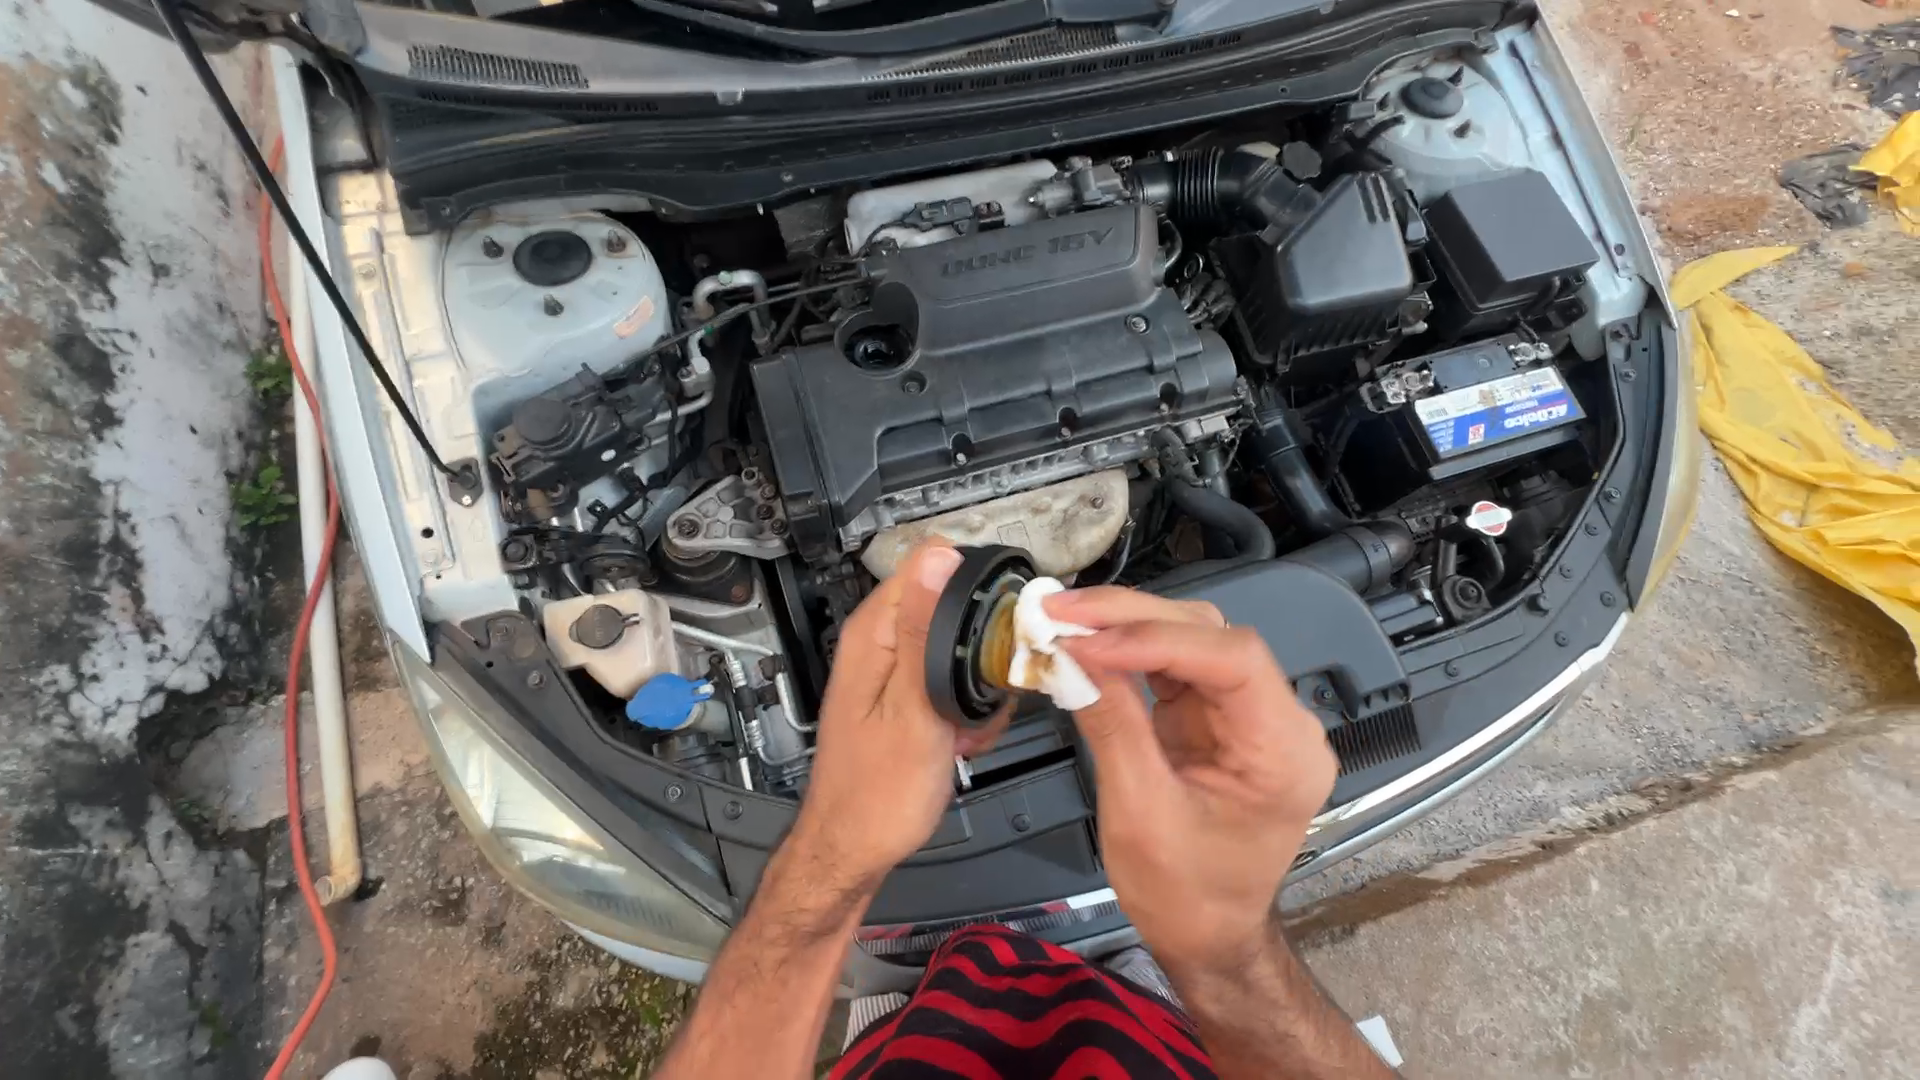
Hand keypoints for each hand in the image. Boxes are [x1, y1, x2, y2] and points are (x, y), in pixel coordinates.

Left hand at [788, 543, 1007, 892]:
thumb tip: (936, 558)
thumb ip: (924, 630)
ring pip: (957, 649)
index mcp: (873, 634)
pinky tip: (958, 737)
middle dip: (978, 649)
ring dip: (974, 685)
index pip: (928, 566)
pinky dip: (963, 707)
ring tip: (964, 726)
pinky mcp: (905, 695)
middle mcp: (878, 643)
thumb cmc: (877, 793)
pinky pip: (949, 680)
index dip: (971, 588)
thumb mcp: (913, 708)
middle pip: (949, 609)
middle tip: (977, 697)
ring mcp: (893, 669)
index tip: (995, 630)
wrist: (855, 849)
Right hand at [1045, 587, 1336, 976]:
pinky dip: (1125, 650)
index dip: (1157, 638)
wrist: (1206, 934)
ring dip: (1123, 624)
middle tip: (1059, 612)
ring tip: (1063, 620)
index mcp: (1282, 750)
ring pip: (1189, 638)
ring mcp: (1244, 712)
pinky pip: (1171, 663)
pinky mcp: (1213, 714)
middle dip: (1130, 619)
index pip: (1232, 660)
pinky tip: (1086, 643)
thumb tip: (1073, 654)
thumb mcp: (1139, 814)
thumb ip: (1113, 725)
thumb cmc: (1183, 892)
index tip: (1085, 640)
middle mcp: (1276, 718)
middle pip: (1209, 636)